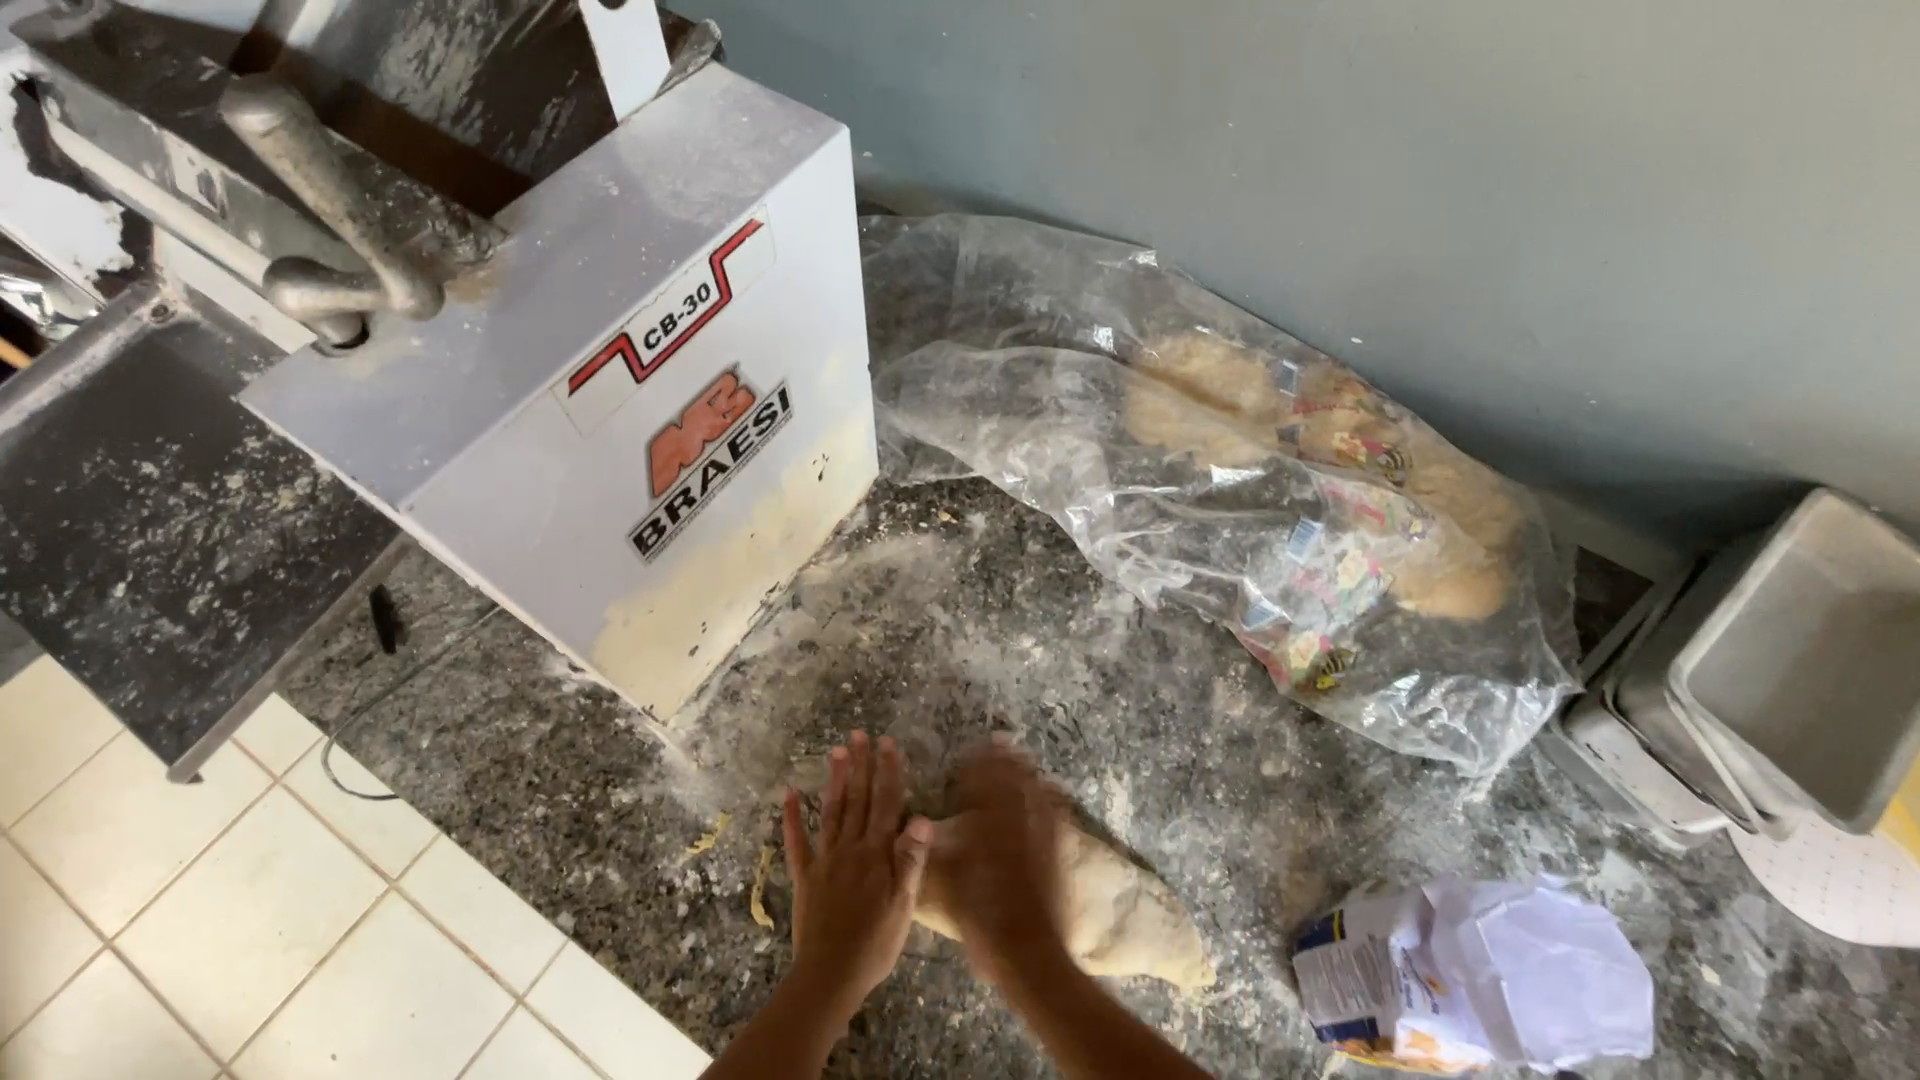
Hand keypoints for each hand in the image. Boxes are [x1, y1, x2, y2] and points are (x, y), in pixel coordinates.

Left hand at [782, 732, 932, 1023]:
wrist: (830, 976)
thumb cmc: (875, 944)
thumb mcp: (903, 906)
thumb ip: (910, 860)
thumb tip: (922, 818)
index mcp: (876, 854)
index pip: (886, 803)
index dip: (888, 771)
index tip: (888, 743)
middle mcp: (850, 848)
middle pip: (858, 799)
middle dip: (861, 764)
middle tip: (859, 733)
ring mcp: (825, 860)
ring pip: (832, 811)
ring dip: (835, 779)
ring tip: (836, 751)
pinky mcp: (805, 876)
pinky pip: (796, 841)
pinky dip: (791, 816)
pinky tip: (788, 793)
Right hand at [924, 736, 1069, 983]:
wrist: (1032, 956)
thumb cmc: (986, 926)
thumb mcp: (954, 889)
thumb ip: (944, 854)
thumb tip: (927, 828)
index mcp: (986, 836)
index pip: (979, 791)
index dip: (974, 768)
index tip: (969, 752)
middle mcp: (1015, 831)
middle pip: (1010, 784)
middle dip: (1003, 760)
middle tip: (999, 740)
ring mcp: (1041, 841)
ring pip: (1036, 794)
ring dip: (1027, 771)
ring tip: (1021, 753)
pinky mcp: (1059, 854)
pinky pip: (1058, 816)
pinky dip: (1054, 796)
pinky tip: (1053, 786)